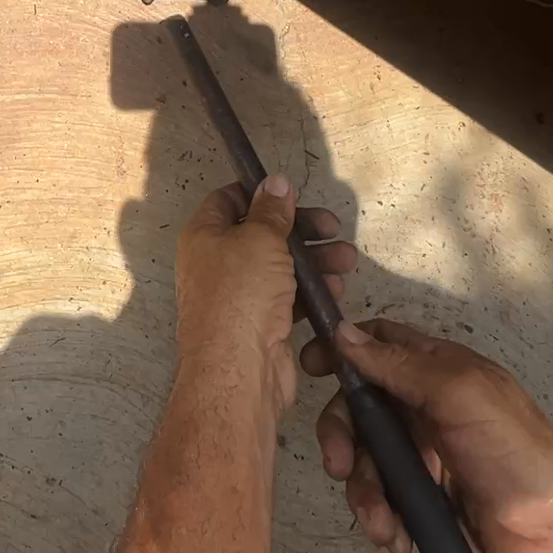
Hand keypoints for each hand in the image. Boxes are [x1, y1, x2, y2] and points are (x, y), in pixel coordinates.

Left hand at [175, 174, 355, 417]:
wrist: (239, 370)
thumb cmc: (241, 293)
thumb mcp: (260, 240)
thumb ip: (272, 211)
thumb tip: (275, 181)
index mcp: (205, 236)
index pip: (229, 200)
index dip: (260, 193)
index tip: (293, 194)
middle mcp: (217, 262)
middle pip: (262, 233)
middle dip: (300, 229)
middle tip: (333, 226)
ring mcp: (239, 295)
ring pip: (280, 266)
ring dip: (314, 259)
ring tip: (347, 258)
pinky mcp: (261, 323)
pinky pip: (288, 297)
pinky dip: (311, 290)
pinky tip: (337, 288)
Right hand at [301, 319, 552, 552]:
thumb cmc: (518, 453)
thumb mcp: (459, 393)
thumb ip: (399, 363)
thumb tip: (343, 332)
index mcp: (434, 371)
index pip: (377, 343)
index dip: (342, 347)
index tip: (312, 366)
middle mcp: (423, 409)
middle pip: (358, 405)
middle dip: (340, 433)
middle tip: (337, 463)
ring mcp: (424, 457)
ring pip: (365, 458)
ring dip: (361, 487)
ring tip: (378, 520)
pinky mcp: (424, 502)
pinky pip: (382, 501)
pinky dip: (379, 517)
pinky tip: (393, 534)